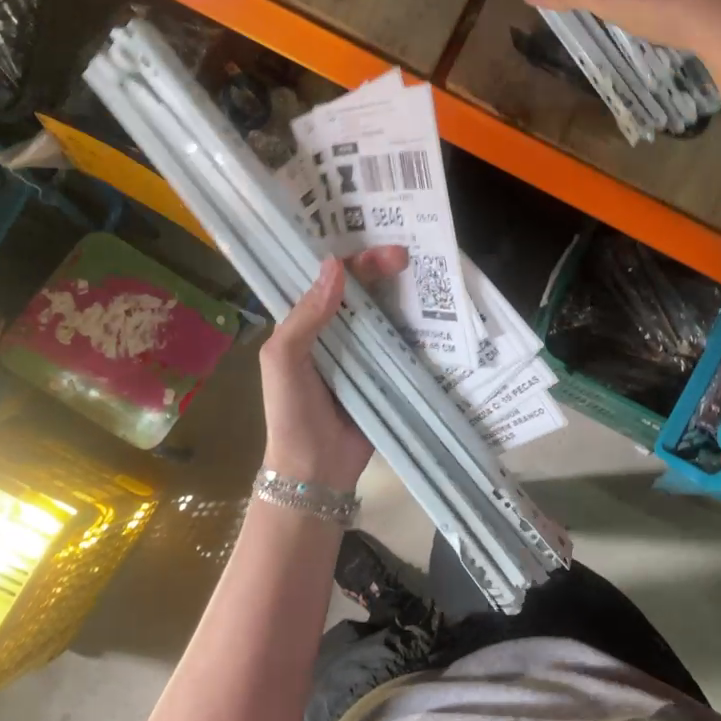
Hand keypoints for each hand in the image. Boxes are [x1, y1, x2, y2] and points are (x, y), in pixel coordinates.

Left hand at [257, 247, 407, 492]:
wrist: (316, 470)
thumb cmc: (291, 413)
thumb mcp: (282, 360)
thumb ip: (304, 316)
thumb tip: (334, 267)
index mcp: (306, 327)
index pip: (330, 281)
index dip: (352, 260)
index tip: (378, 251)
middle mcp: (337, 335)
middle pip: (363, 293)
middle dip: (383, 271)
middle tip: (408, 258)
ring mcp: (366, 357)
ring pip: (386, 316)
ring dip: (406, 296)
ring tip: (429, 278)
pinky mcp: (389, 378)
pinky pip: (404, 349)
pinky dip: (420, 333)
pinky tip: (438, 318)